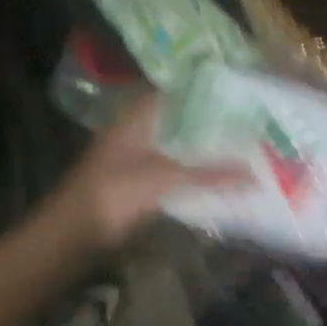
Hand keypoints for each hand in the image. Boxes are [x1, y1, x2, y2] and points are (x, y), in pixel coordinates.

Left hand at [46, 95, 242, 250]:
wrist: (73, 234)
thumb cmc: (114, 193)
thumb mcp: (163, 179)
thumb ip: (207, 175)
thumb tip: (253, 174)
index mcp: (135, 120)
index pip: (170, 94)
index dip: (199, 91)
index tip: (234, 92)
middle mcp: (133, 136)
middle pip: (174, 125)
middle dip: (206, 126)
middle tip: (246, 125)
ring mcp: (132, 163)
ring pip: (172, 152)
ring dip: (198, 155)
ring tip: (239, 152)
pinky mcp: (133, 190)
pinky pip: (168, 178)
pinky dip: (189, 180)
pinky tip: (214, 184)